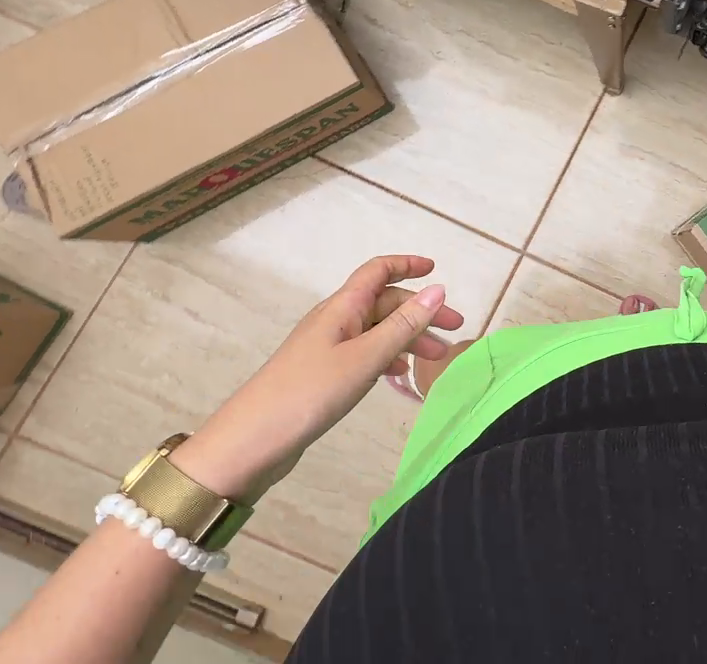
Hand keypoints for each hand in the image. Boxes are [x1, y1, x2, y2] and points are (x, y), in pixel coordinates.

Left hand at [168, 256, 464, 501]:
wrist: (251, 442)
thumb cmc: (310, 392)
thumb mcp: (366, 358)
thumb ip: (404, 324)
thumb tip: (439, 289)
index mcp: (343, 307)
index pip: (378, 271)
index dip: (407, 265)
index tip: (436, 270)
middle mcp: (335, 320)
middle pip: (384, 303)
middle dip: (421, 311)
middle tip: (455, 331)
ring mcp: (328, 347)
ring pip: (378, 330)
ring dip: (409, 337)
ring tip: (437, 358)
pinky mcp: (323, 374)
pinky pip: (365, 352)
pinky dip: (389, 356)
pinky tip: (401, 373)